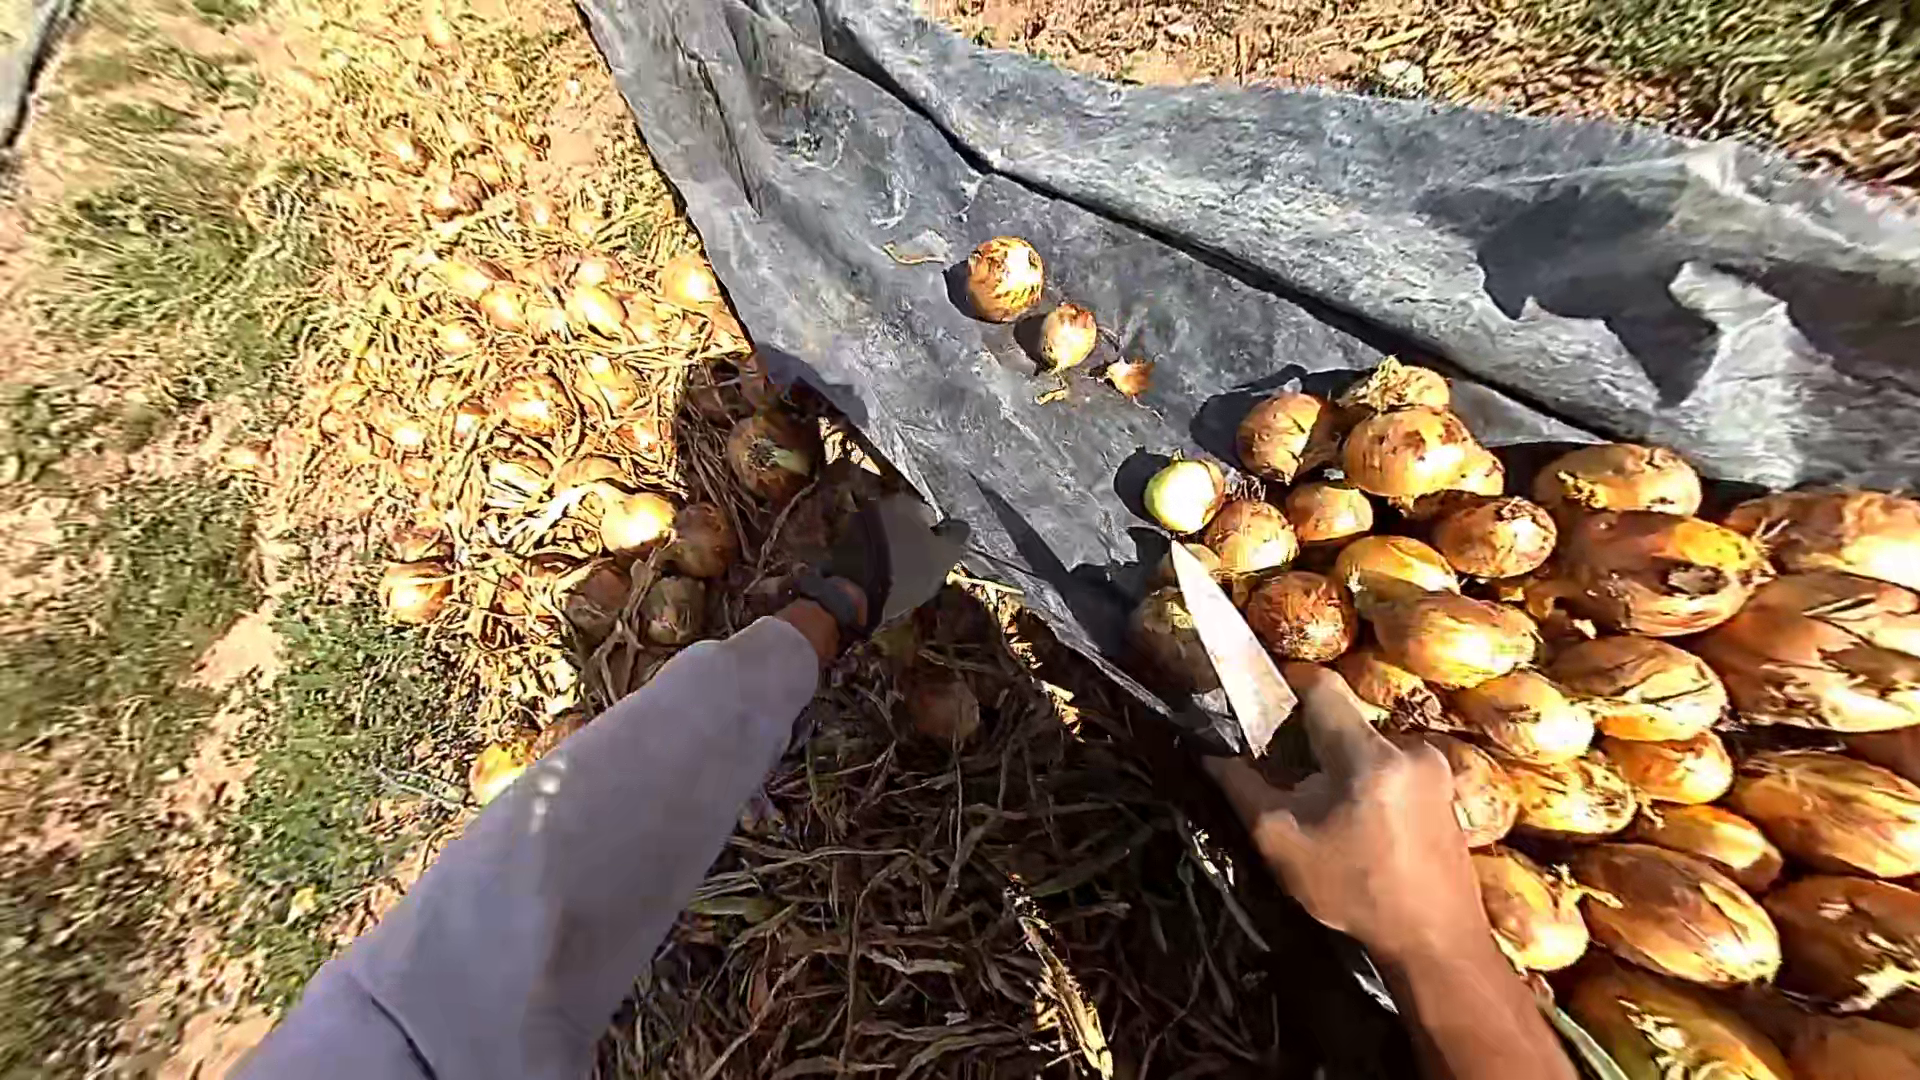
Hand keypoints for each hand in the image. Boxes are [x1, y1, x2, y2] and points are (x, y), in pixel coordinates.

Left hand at [822, 494, 969, 630]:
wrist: (854, 595)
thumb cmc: (905, 572)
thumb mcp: (942, 558)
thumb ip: (955, 540)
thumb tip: (961, 529)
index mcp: (902, 502)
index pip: (930, 516)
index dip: (936, 539)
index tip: (936, 558)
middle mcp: (876, 506)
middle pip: (905, 525)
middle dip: (912, 542)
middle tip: (919, 568)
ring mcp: (855, 525)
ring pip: (885, 538)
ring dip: (893, 552)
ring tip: (899, 577)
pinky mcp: (840, 546)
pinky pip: (868, 551)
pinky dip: (876, 561)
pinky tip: (881, 580)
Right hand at [1205, 664, 1487, 962]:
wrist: (1439, 950)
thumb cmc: (1355, 892)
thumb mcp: (1280, 841)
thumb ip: (1240, 786)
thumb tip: (1208, 753)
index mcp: (1367, 756)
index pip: (1321, 685)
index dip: (1284, 680)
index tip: (1258, 696)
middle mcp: (1408, 749)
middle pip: (1340, 713)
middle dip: (1305, 729)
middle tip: (1278, 758)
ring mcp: (1433, 768)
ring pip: (1363, 736)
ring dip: (1334, 752)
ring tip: (1314, 791)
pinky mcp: (1444, 787)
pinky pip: (1388, 757)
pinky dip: (1361, 768)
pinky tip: (1350, 808)